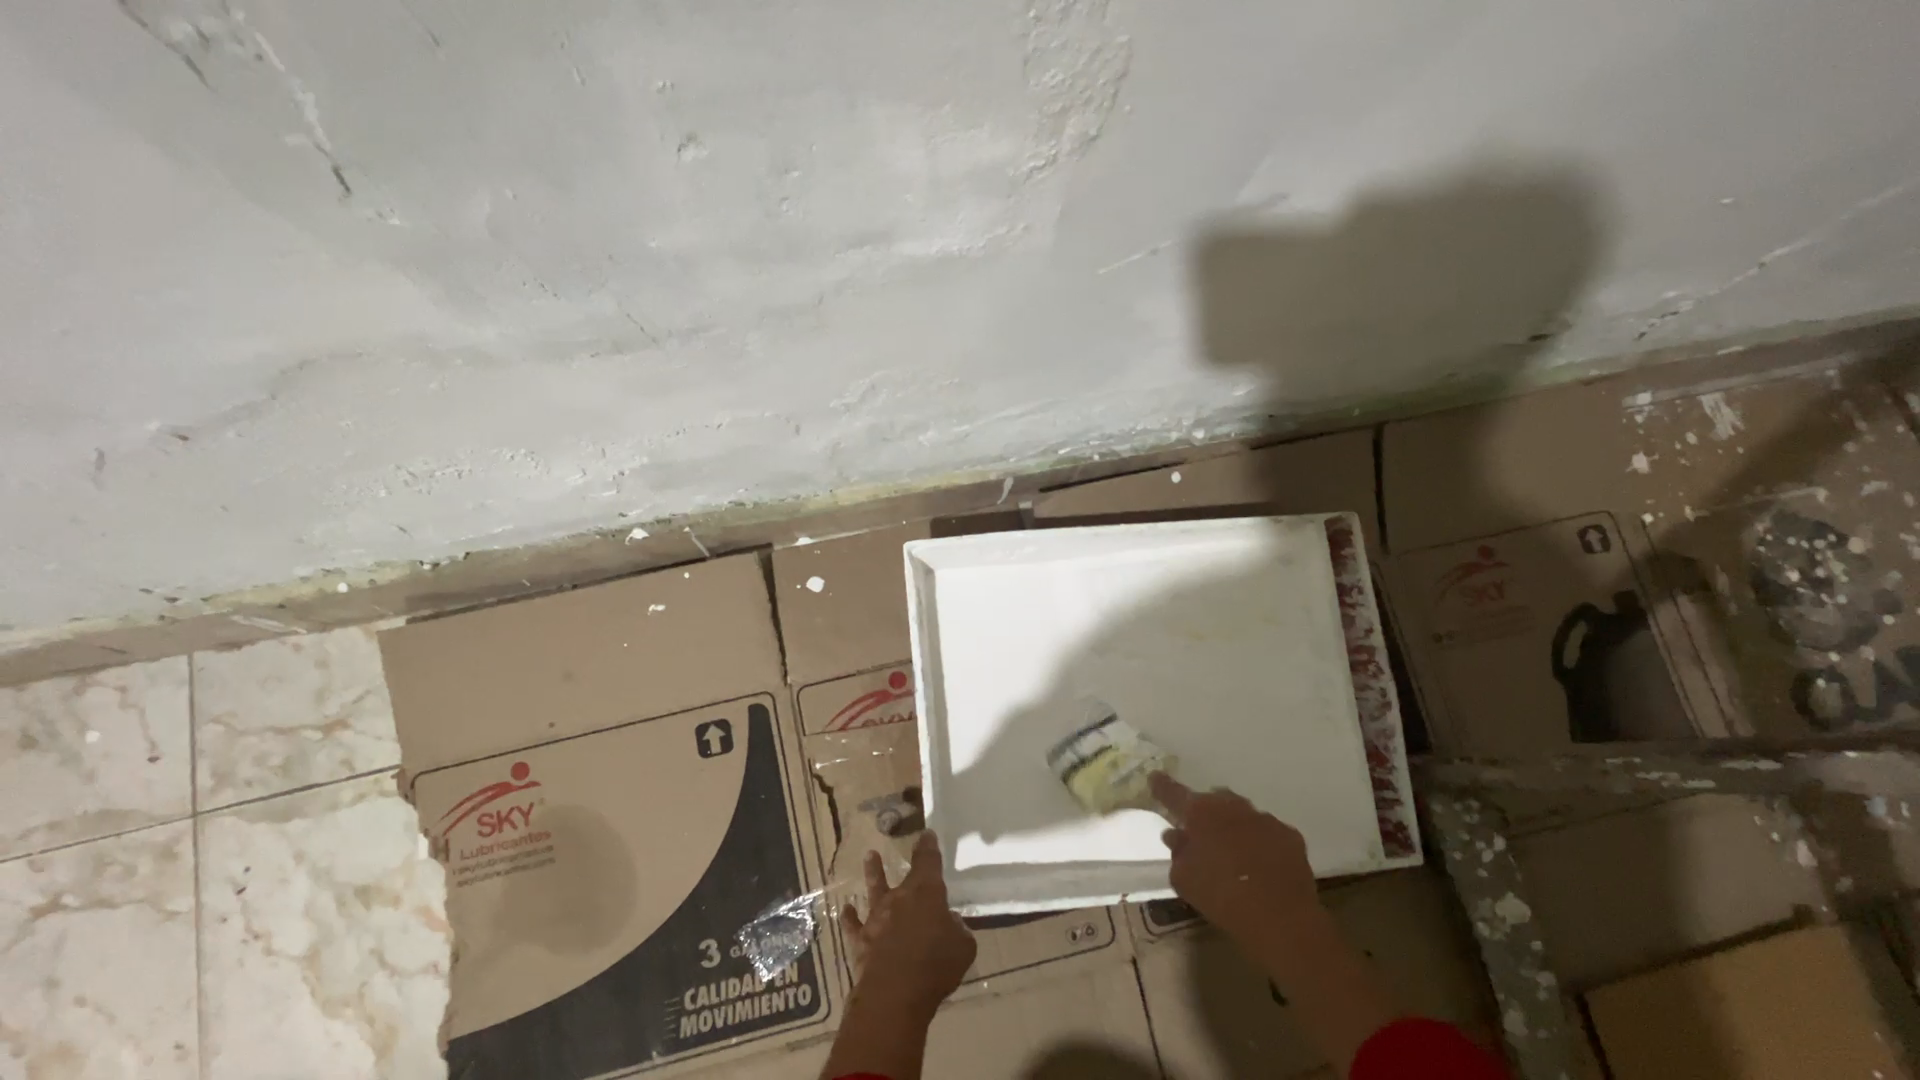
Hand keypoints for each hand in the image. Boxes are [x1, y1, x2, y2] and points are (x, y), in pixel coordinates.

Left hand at [839, 830, 976, 1017]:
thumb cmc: (936, 965)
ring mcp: (877, 918)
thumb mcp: (963, 947)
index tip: (927, 834)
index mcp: (927, 893)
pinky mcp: (860, 940)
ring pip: (874, 890)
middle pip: (900, 875)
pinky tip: (845, 911)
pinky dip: (849, 918)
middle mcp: (899, 899)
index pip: (929, 862)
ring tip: (869, 857)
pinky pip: (853, 925)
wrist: (895, 992)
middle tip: (896, 844)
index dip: (928, 847)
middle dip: (900, 859)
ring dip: (872, 874)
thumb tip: (950, 923)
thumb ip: (957, 930)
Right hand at [1150, 771, 1321, 945]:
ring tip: (1232, 851)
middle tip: (1201, 832)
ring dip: (1233, 826)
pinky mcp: (1289, 835)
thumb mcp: (1183, 879)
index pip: (1174, 793)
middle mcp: (1232, 806)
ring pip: (1242, 814)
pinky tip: (1260, 864)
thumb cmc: (1220, 896)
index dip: (1162, 786)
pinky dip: (1260, 842)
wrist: (1280, 917)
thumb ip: (1177, 852)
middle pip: (1213, 800)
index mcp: (1200, 813)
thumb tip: (1176, 835)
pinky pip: (1267, 832)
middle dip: (1205, 812)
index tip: (1155, 778)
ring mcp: (1264, 818)